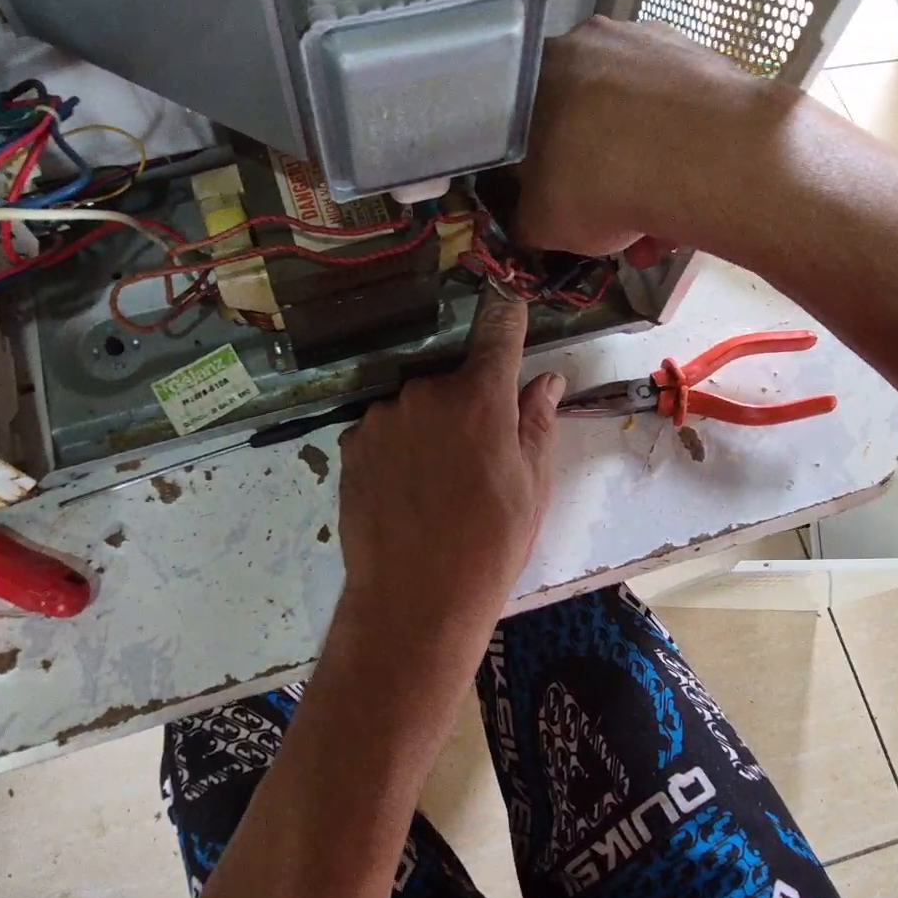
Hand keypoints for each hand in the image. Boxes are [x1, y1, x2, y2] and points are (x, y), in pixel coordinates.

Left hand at [336, 292, 564, 641]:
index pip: (498, 331)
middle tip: (475, 458)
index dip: (508, 313)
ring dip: (428, 427)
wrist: (415, 599)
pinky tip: (404, 490)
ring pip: (415, 406)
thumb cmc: (490, 545)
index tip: (510, 298)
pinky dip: (397, 447)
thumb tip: (546, 380)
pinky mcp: (351, 443)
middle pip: (452, 380)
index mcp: (479, 397)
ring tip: (435, 484)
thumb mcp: (532, 486)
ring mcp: (381, 417)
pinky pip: (384, 430)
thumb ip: (537, 423)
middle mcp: (425, 392)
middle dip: (466, 404)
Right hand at [515, 16, 795, 257]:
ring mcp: (648, 42)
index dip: (543, 177)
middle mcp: (587, 43)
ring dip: (644, 178)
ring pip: (636, 123)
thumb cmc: (600, 184)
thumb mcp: (541, 225)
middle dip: (601, 183)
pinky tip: (689, 196)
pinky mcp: (701, 55)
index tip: (564, 210)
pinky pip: (678, 115)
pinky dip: (680, 155)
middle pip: (587, 126)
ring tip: (661, 228)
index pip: (527, 131)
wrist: (702, 156)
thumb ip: (529, 219)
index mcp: (535, 76)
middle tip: (617, 229)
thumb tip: (535, 221)